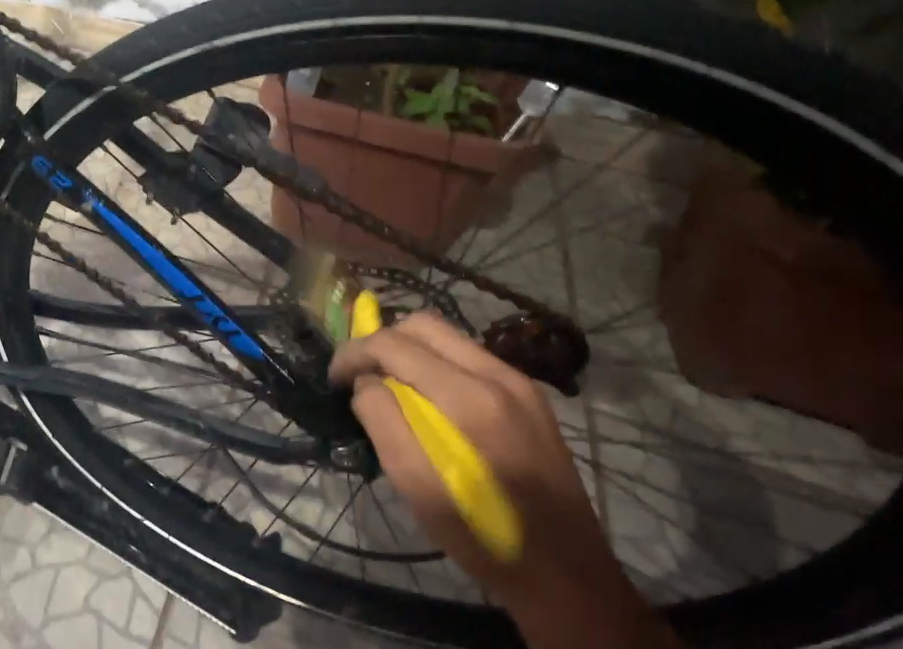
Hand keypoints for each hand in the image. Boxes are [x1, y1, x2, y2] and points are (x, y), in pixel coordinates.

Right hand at [328, 313, 623, 611]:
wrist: (570, 577)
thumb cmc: (485, 536)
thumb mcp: (417, 487)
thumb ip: (383, 422)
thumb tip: (365, 382)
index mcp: (471, 398)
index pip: (394, 344)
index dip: (353, 353)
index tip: (333, 379)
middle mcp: (500, 376)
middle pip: (424, 325)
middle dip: (380, 341)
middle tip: (357, 376)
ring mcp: (522, 385)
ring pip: (449, 338)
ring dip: (408, 351)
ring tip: (387, 386)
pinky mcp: (532, 399)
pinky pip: (470, 359)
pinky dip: (436, 364)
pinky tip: (427, 401)